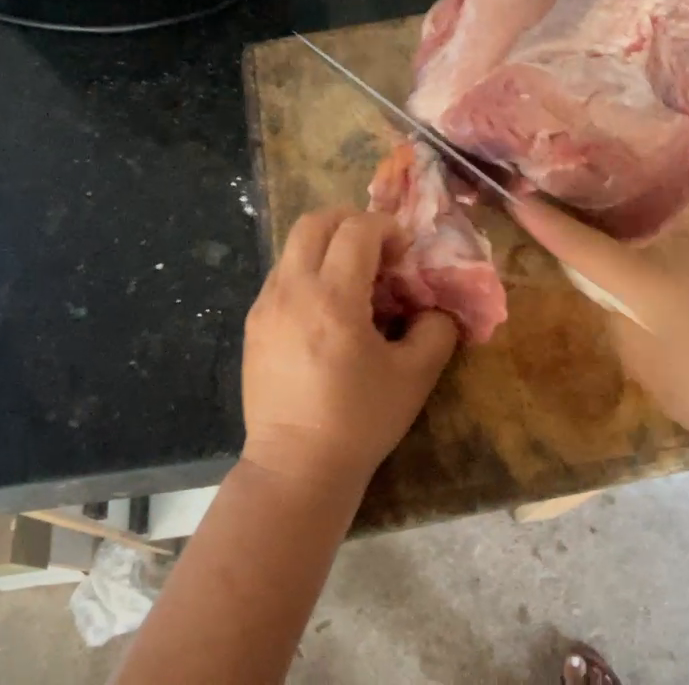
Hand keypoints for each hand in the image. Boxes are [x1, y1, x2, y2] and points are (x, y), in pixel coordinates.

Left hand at [241, 208, 458, 489]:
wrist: (296, 466)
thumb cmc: (359, 421)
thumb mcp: (414, 377)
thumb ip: (435, 330)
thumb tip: (435, 307)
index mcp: (333, 298)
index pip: (357, 230)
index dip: (386, 228)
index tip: (404, 252)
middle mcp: (292, 290)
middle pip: (314, 222)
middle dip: (350, 221)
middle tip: (378, 247)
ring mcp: (265, 306)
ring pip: (293, 247)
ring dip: (327, 247)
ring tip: (353, 280)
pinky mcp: (253, 324)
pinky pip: (281, 276)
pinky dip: (307, 272)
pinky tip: (327, 309)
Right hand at [509, 195, 688, 452]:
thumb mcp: (666, 386)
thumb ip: (634, 349)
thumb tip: (631, 322)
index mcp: (648, 284)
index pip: (582, 248)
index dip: (546, 225)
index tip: (516, 196)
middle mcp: (683, 258)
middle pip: (633, 264)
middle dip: (623, 291)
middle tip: (640, 339)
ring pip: (678, 279)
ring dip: (674, 310)